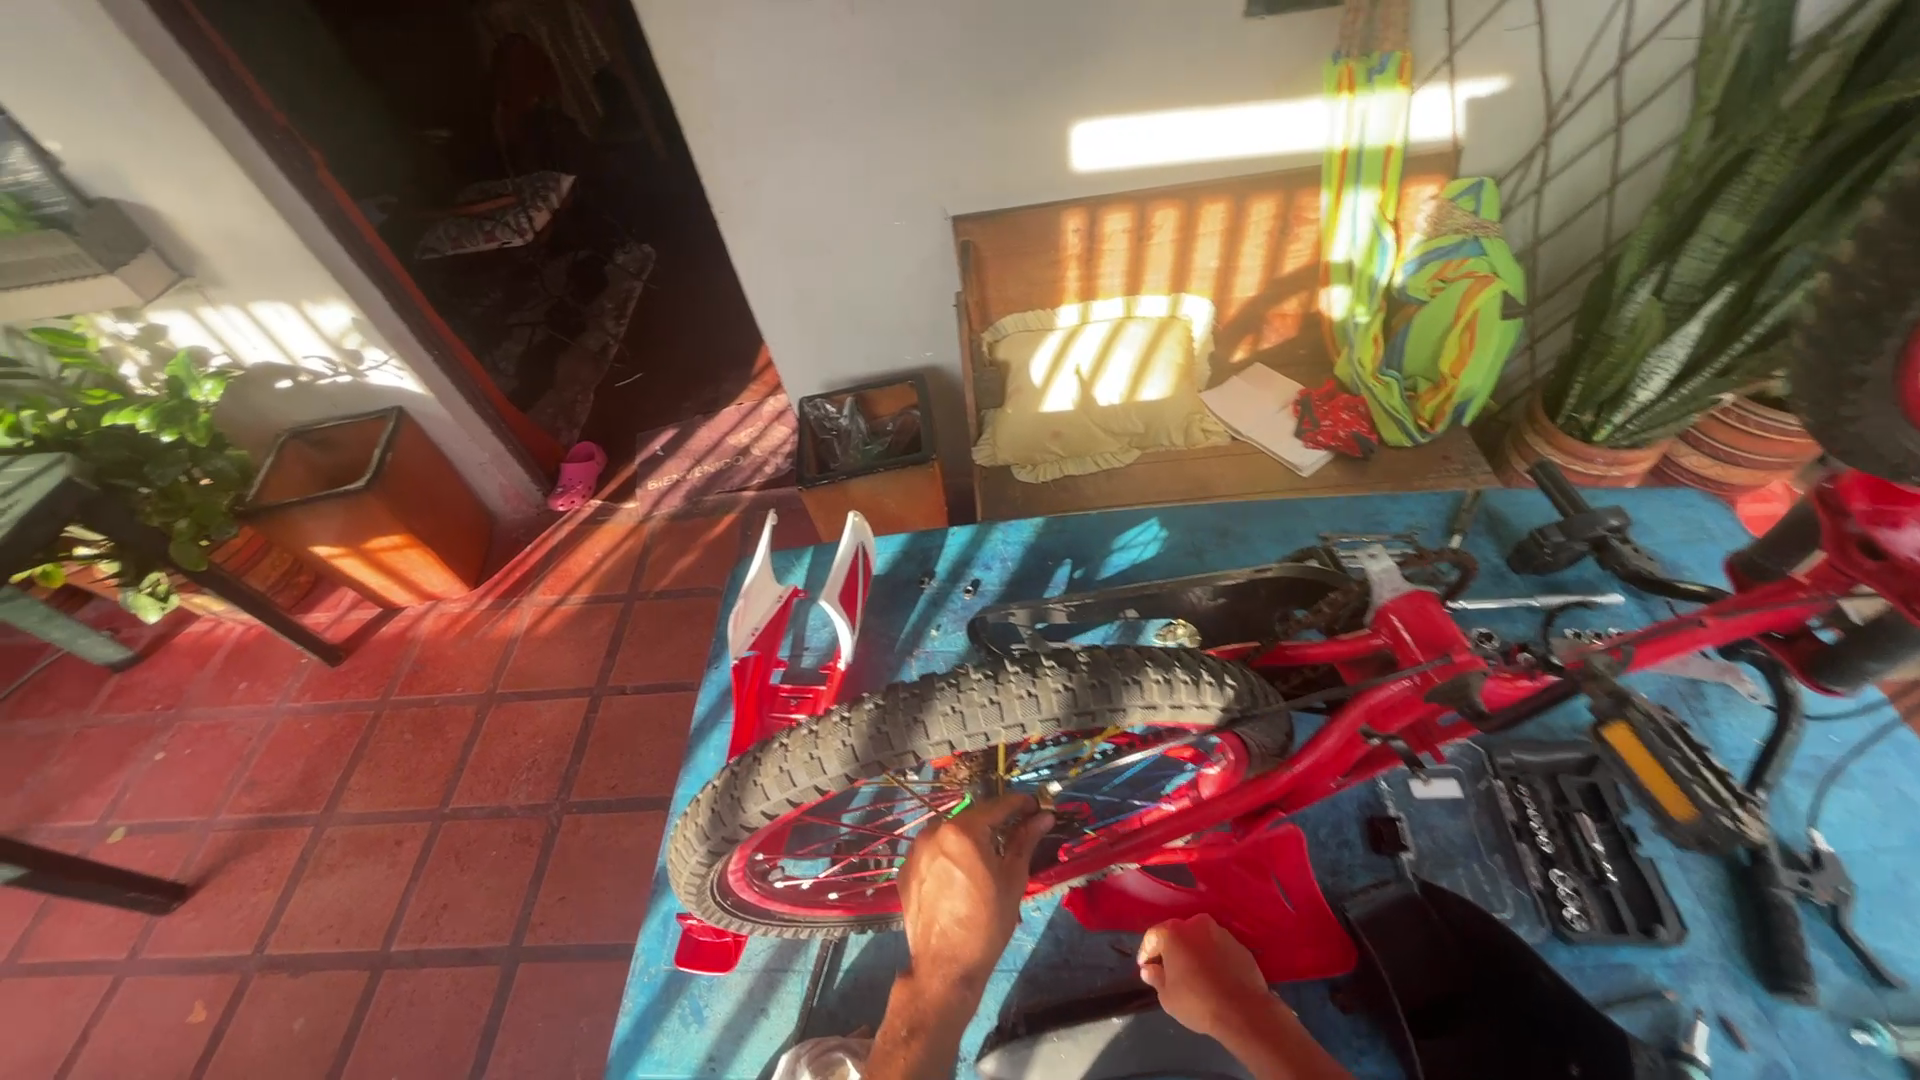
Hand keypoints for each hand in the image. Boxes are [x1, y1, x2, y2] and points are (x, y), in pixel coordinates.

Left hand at [897, 794, 1053, 989]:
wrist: (945, 967)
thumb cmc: (987, 922)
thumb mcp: (1012, 879)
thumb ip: (1025, 840)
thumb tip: (1044, 816)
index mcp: (962, 830)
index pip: (996, 806)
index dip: (1019, 804)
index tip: (1035, 807)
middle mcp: (934, 831)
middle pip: (971, 818)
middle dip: (994, 823)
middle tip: (1015, 833)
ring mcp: (915, 851)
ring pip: (950, 834)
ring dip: (969, 838)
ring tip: (987, 857)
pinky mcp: (906, 870)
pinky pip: (933, 852)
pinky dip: (949, 855)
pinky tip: (961, 875)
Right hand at [1137, 914, 1277, 1039]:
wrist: (1244, 1012)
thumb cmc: (1198, 1002)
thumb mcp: (1167, 997)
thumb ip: (1155, 978)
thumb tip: (1149, 969)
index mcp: (1174, 932)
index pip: (1153, 936)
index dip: (1146, 953)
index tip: (1145, 967)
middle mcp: (1197, 924)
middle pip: (1177, 934)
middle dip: (1171, 950)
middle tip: (1168, 970)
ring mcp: (1221, 933)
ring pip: (1199, 939)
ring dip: (1193, 952)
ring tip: (1193, 974)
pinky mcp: (1240, 946)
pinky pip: (1218, 949)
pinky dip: (1212, 958)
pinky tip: (1213, 976)